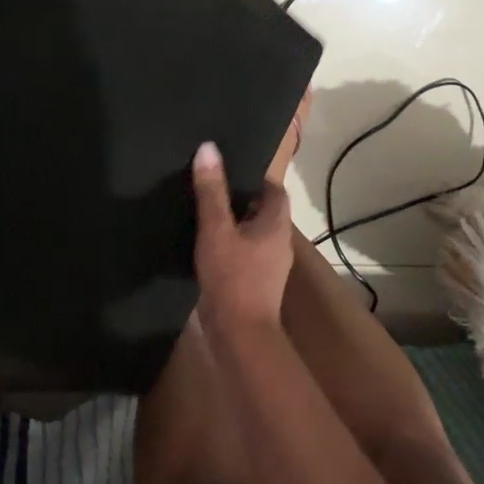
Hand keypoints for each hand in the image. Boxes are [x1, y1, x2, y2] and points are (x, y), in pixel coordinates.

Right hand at [191, 141, 294, 331]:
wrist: (240, 335)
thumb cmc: (232, 277)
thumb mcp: (216, 229)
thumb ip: (211, 191)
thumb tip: (208, 148)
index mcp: (276, 225)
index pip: (275, 190)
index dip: (256, 177)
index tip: (230, 167)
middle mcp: (279, 243)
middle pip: (264, 211)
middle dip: (241, 198)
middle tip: (212, 184)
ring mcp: (269, 266)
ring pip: (254, 233)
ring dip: (235, 222)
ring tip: (204, 210)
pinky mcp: (256, 283)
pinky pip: (245, 252)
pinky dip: (230, 244)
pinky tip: (206, 243)